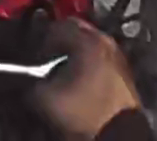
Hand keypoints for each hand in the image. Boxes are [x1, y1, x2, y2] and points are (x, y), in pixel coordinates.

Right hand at [34, 20, 140, 139]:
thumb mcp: (49, 101)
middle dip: (61, 42)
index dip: (43, 40)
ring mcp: (117, 55)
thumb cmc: (85, 112)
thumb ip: (34, 87)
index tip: (36, 55)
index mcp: (86, 39)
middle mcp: (104, 39)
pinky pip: (102, 57)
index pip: (58, 26)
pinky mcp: (125, 72)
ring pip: (91, 43)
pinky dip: (90, 64)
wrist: (120, 136)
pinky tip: (83, 83)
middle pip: (76, 31)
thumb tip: (31, 85)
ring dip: (77, 53)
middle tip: (50, 58)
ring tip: (66, 71)